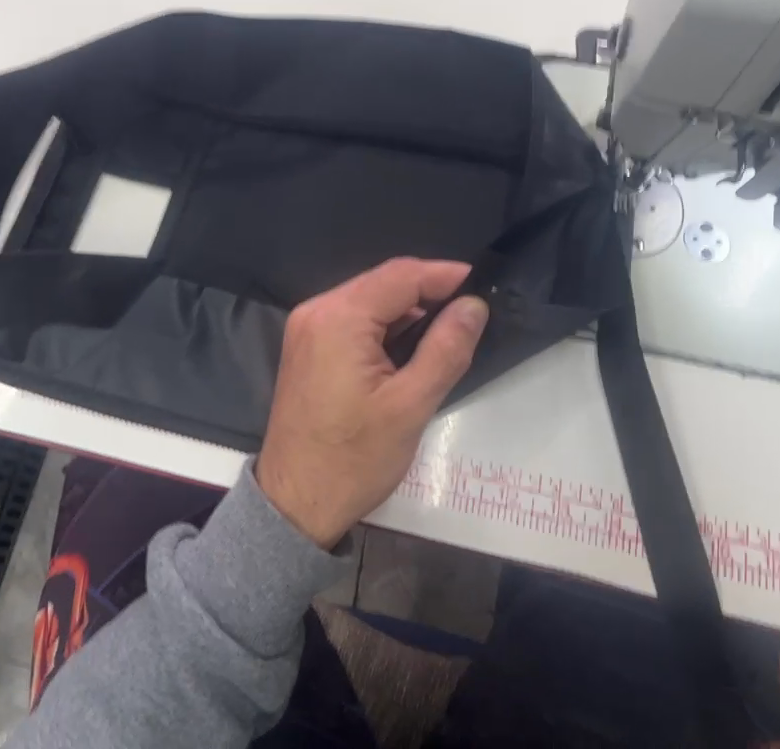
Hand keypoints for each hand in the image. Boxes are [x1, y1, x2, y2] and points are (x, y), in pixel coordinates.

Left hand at [256, 258, 489, 548]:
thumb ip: (446, 348)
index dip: (445, 275)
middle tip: (471, 314)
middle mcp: (316, 311)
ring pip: (368, 301)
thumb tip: (474, 306)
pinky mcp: (306, 348)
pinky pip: (352, 321)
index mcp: (338, 318)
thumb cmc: (354, 459)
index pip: (401, 275)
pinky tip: (409, 349)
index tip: (483, 285)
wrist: (296, 503)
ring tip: (448, 333)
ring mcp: (306, 329)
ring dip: (406, 312)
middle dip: (427, 293)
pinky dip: (382, 328)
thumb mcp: (411, 406)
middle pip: (382, 284)